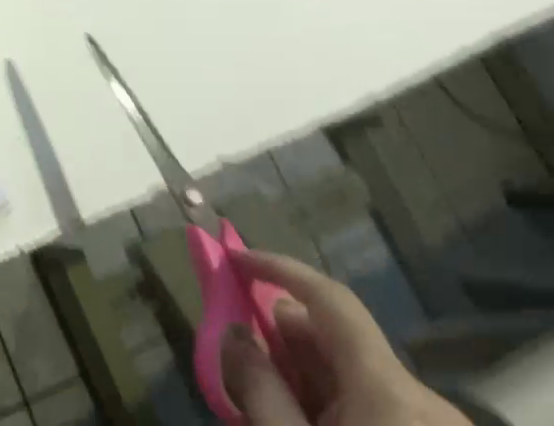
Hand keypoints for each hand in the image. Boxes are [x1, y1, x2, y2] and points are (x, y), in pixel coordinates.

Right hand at [223, 250, 471, 424]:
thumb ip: (254, 384)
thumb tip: (235, 331)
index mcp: (386, 388)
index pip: (330, 300)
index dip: (278, 268)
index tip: (231, 258)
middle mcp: (421, 398)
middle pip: (337, 341)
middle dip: (281, 339)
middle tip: (237, 356)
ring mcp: (436, 424)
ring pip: (352, 374)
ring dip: (303, 375)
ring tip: (268, 406)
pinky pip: (372, 404)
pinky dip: (329, 402)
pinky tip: (301, 423)